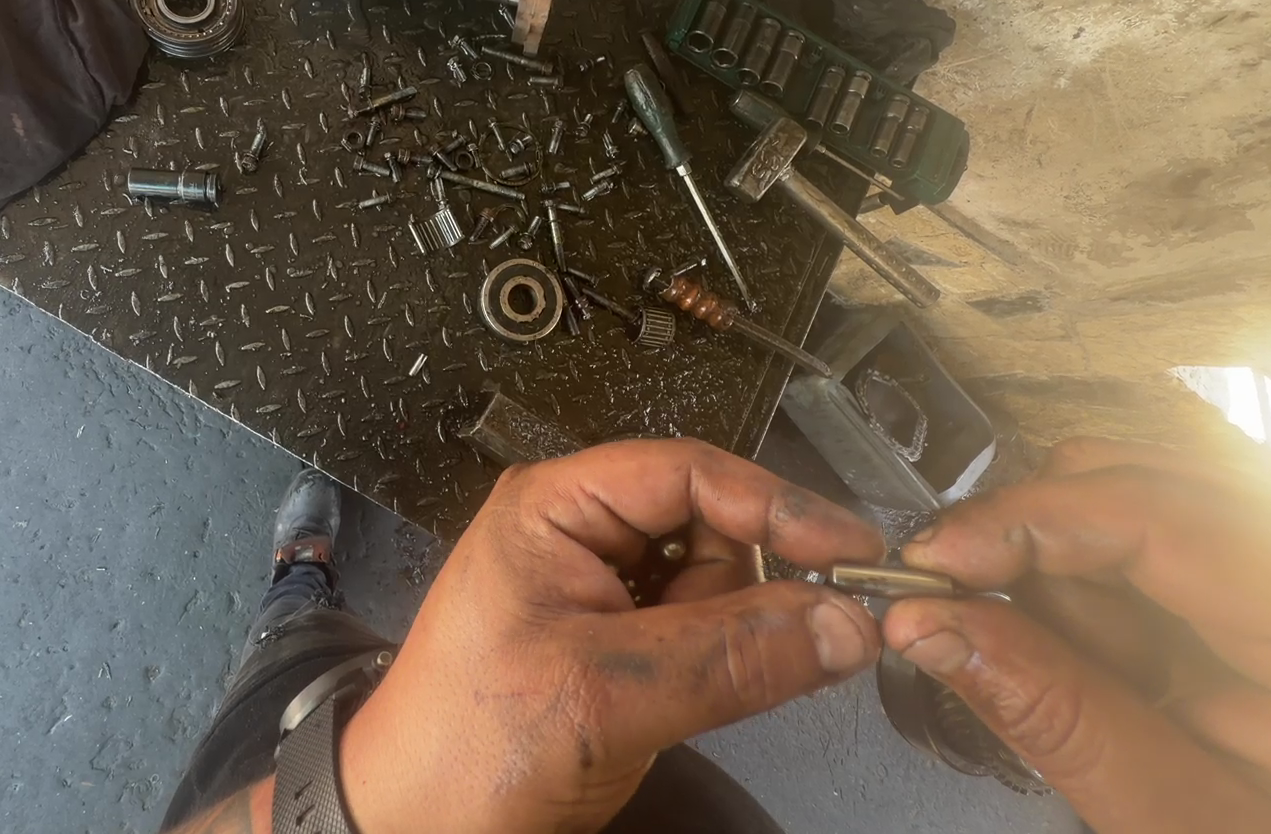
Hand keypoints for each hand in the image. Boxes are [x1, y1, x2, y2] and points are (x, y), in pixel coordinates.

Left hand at [338, 438, 885, 833]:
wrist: (418, 822)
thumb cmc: (478, 742)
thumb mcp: (604, 693)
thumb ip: (731, 655)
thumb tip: (847, 624)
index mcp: (557, 503)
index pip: (684, 471)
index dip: (773, 503)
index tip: (852, 551)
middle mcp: (579, 523)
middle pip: (704, 518)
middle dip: (741, 582)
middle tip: (740, 647)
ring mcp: (597, 576)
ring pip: (708, 575)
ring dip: (722, 627)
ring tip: (663, 686)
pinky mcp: (613, 627)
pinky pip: (694, 619)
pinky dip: (712, 652)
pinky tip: (668, 692)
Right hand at [884, 438, 1270, 833]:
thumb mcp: (1189, 829)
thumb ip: (1057, 718)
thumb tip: (926, 621)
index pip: (1169, 514)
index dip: (1027, 518)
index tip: (934, 561)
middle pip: (1135, 480)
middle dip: (1026, 539)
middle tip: (967, 607)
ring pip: (1120, 496)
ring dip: (1053, 569)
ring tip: (1074, 665)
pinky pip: (1136, 532)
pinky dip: (1082, 584)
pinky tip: (1106, 653)